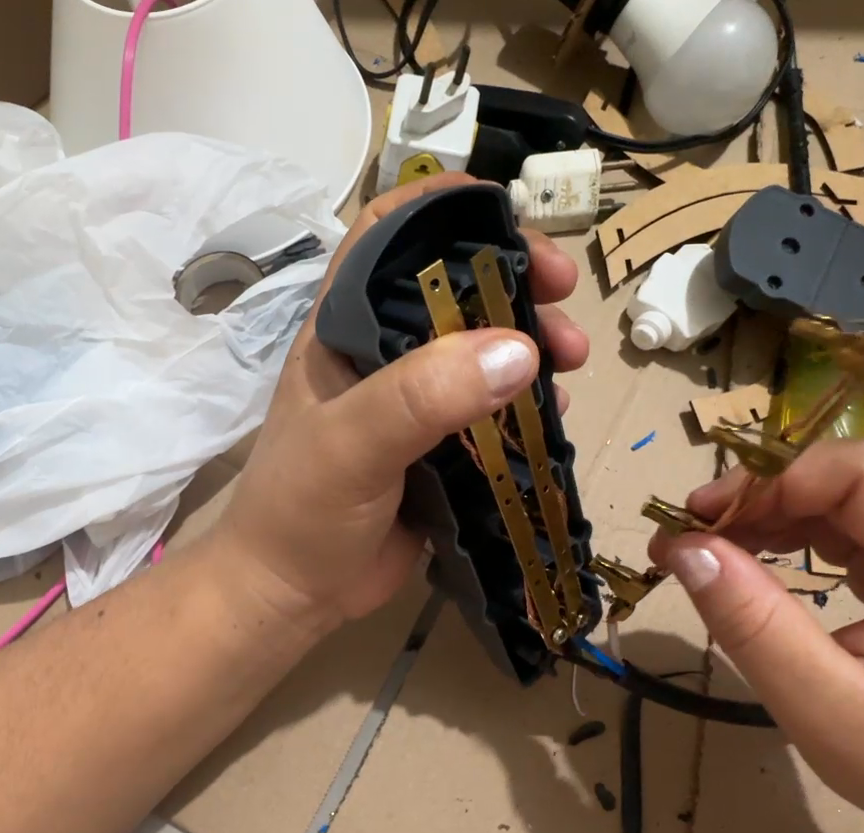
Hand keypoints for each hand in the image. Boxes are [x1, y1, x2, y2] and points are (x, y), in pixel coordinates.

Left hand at [214, 174, 589, 632]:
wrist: (292, 592)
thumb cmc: (301, 510)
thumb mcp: (351, 445)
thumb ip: (421, 396)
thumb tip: (519, 350)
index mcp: (344, 330)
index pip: (388, 237)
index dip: (443, 209)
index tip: (510, 216)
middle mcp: (379, 356)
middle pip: (453, 289)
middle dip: (513, 283)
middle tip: (564, 297)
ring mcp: (410, 405)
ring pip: (481, 351)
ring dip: (531, 345)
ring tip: (572, 364)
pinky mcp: (436, 451)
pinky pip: (491, 413)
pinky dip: (526, 406)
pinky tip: (553, 415)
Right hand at [648, 439, 863, 832]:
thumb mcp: (820, 708)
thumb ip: (751, 622)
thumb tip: (682, 548)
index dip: (773, 481)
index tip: (697, 521)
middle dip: (773, 491)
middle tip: (699, 534)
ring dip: (790, 506)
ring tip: (724, 545)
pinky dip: (818, 527)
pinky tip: (776, 554)